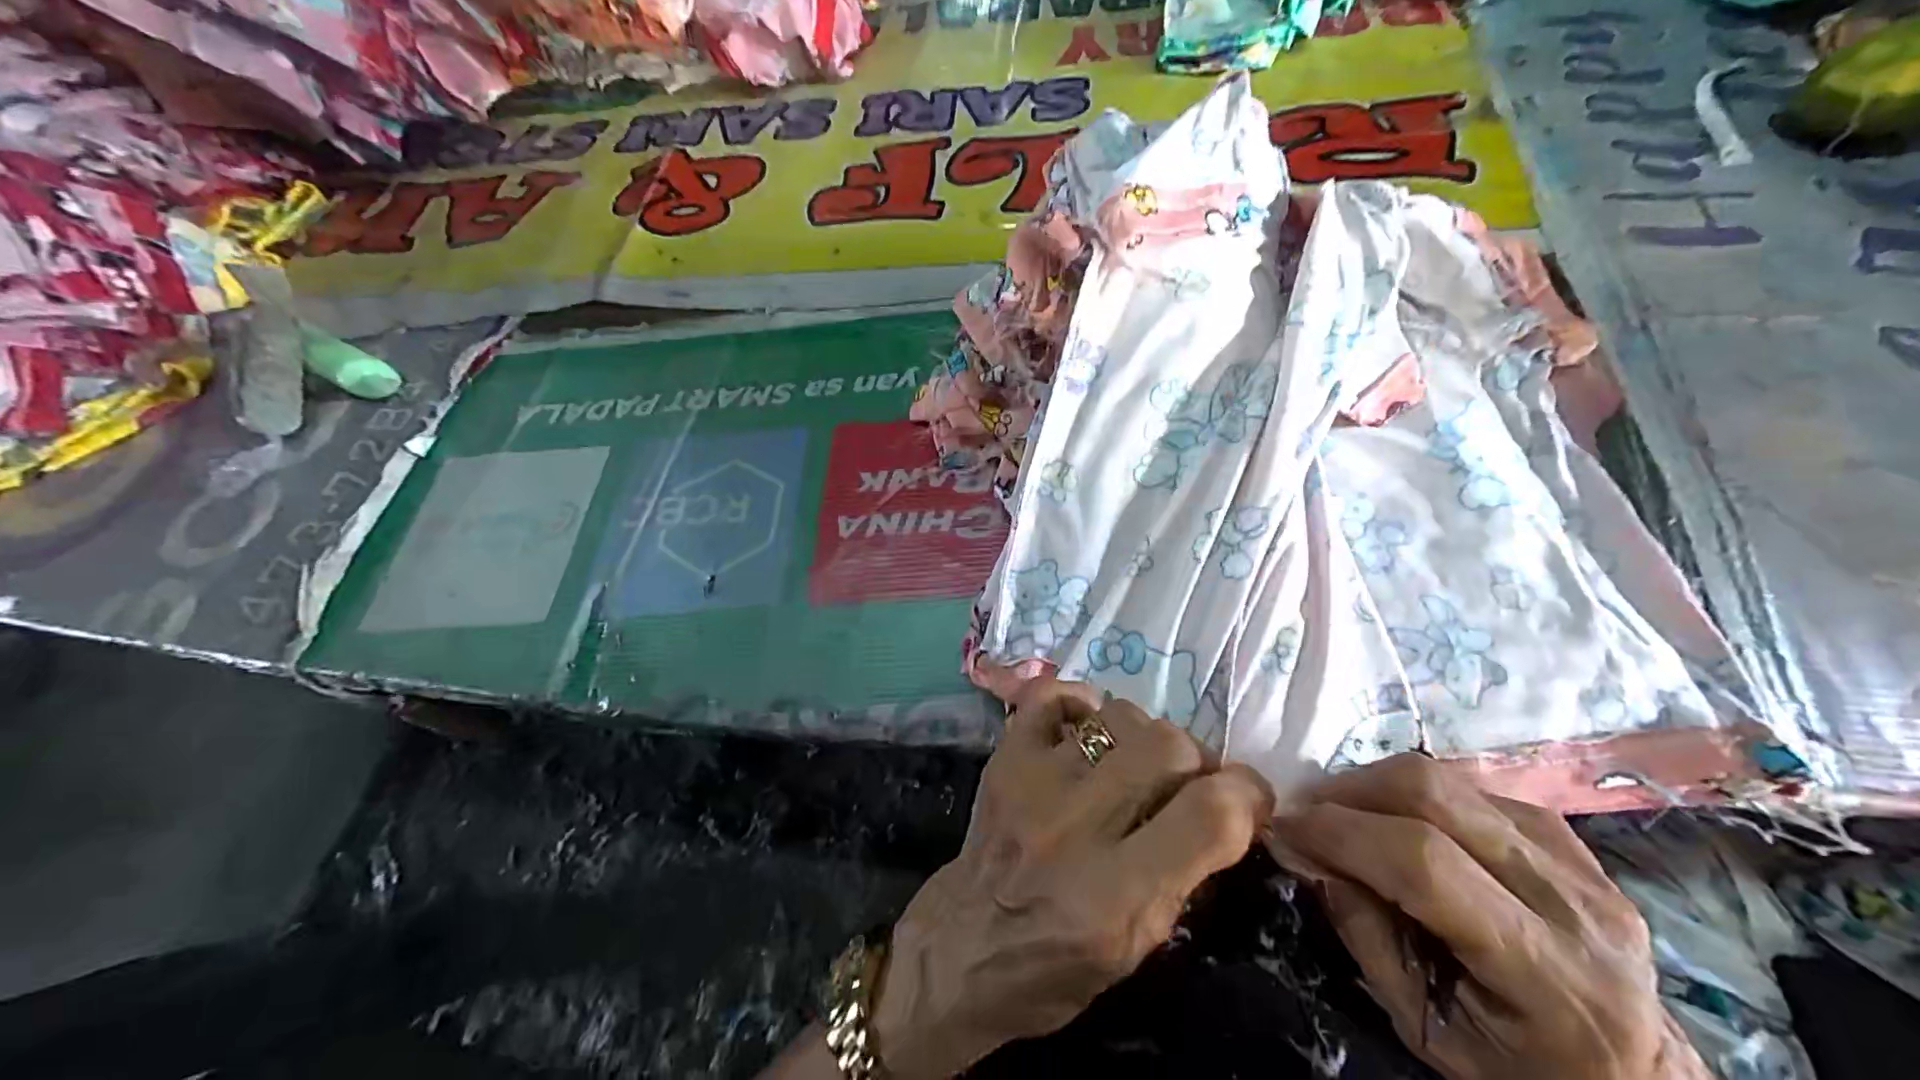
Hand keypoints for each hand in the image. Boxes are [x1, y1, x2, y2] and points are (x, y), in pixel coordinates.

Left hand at [871, 679, 1273, 1077]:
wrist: (962, 947)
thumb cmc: (1055, 965)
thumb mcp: (1137, 947)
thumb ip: (1185, 873)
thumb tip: (1227, 805)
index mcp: (1116, 895)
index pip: (1209, 816)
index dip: (1248, 794)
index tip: (1248, 798)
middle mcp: (1074, 827)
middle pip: (1167, 746)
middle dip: (1195, 760)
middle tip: (1185, 783)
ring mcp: (1034, 782)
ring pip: (1119, 716)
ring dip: (1144, 736)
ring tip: (1135, 762)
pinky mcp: (1004, 757)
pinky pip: (1051, 695)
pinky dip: (1081, 704)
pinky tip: (1089, 731)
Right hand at [1270, 754, 1709, 1079]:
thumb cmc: (1516, 1070)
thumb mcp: (1425, 1027)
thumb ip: (1364, 932)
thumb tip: (1300, 852)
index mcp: (1545, 971)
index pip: (1423, 862)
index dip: (1340, 832)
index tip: (1284, 827)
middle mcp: (1572, 903)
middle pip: (1437, 796)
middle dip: (1350, 790)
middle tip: (1306, 812)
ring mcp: (1582, 866)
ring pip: (1453, 781)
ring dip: (1377, 784)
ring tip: (1342, 811)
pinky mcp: (1576, 846)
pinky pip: (1478, 791)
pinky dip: (1420, 795)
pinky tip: (1400, 821)